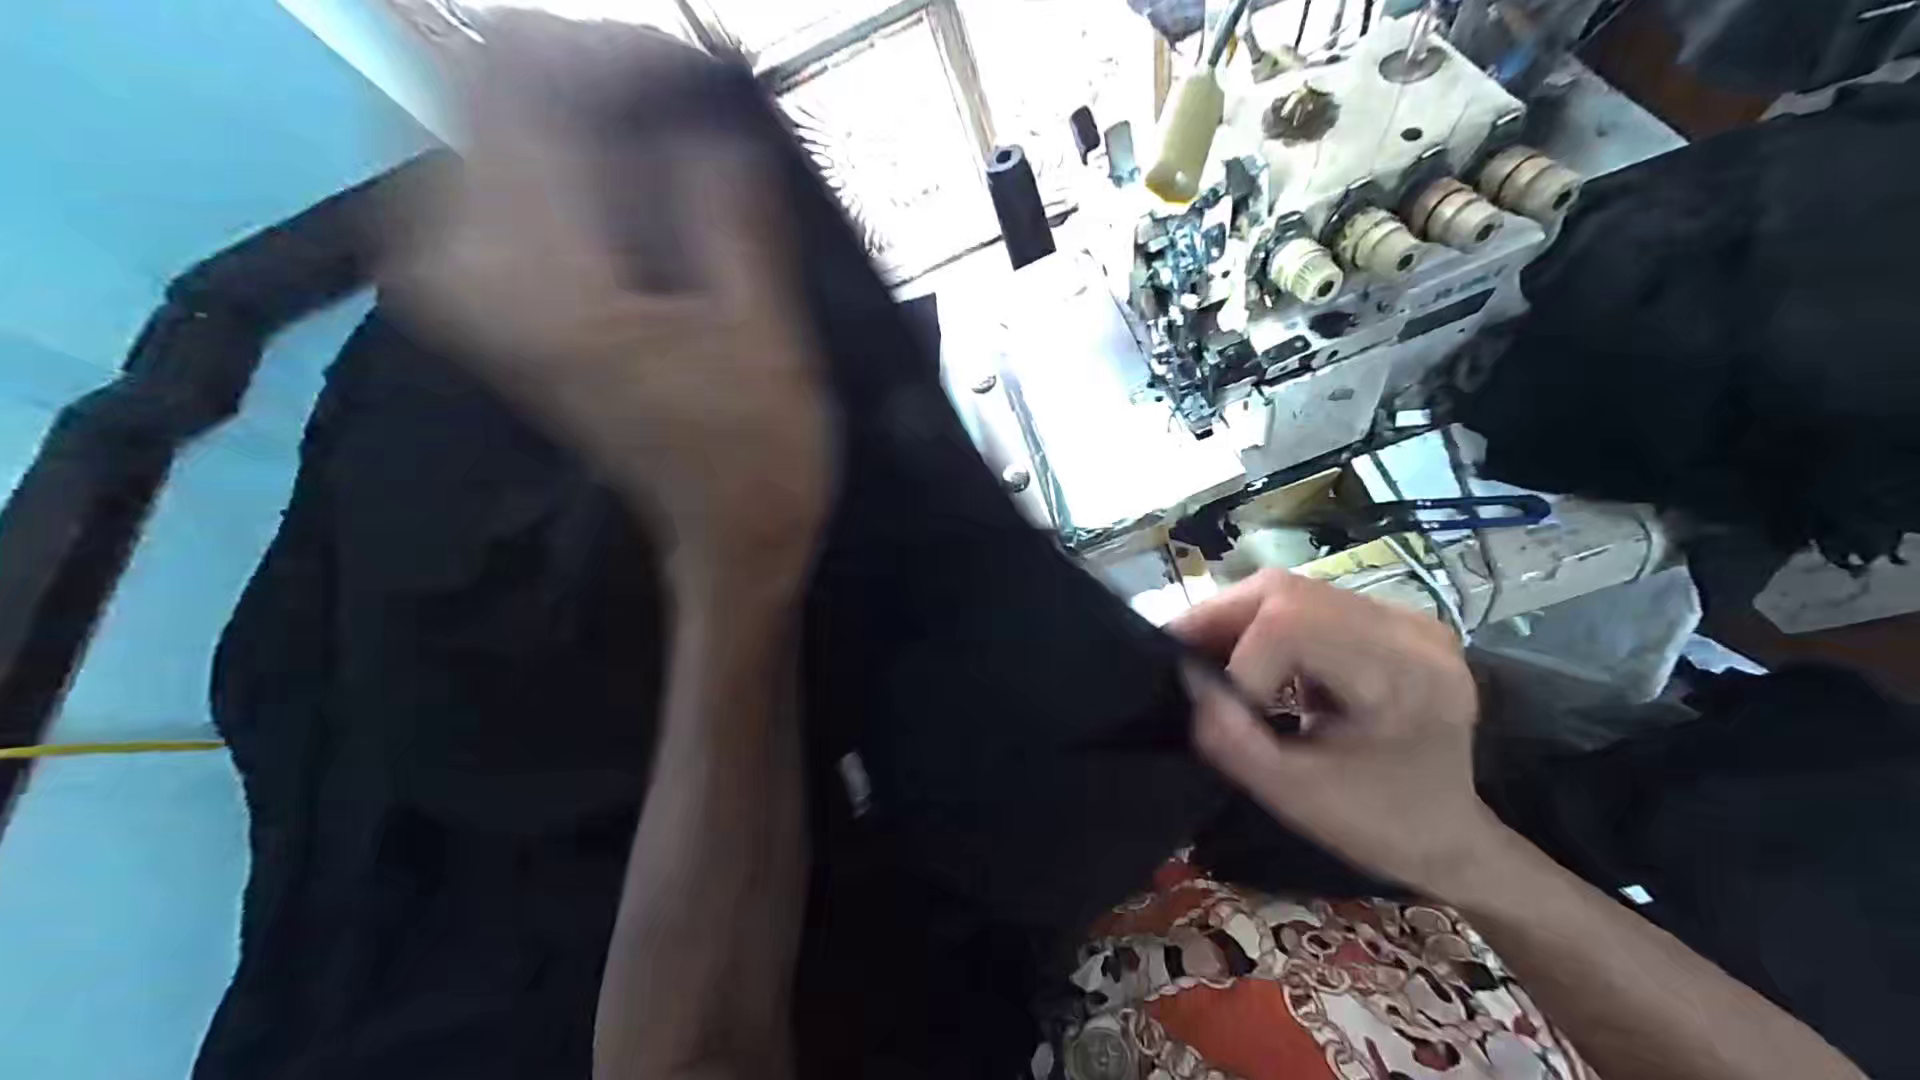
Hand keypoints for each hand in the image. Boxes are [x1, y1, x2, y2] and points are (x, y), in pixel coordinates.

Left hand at [395, 28, 833, 587]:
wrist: (729, 533)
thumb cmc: (762, 451)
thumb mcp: (766, 330)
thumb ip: (725, 205)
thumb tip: (702, 104)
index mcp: (549, 284)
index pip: (525, 79)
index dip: (614, 50)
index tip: (697, 80)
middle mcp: (473, 272)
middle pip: (481, 81)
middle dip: (591, 72)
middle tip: (685, 105)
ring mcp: (470, 287)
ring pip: (478, 118)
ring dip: (575, 108)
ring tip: (666, 134)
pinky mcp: (491, 299)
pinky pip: (486, 172)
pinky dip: (556, 150)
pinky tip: (624, 173)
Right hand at [1172, 569, 1498, 893]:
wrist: (1448, 833)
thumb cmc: (1378, 823)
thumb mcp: (1293, 794)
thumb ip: (1230, 738)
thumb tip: (1186, 678)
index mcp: (1404, 674)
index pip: (1291, 626)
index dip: (1239, 662)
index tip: (1226, 711)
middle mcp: (1408, 628)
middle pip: (1284, 592)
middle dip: (1218, 622)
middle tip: (1186, 660)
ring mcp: (1399, 616)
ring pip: (1285, 588)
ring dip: (1232, 620)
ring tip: (1210, 658)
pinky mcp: (1381, 619)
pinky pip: (1301, 601)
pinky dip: (1257, 623)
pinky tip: (1247, 655)